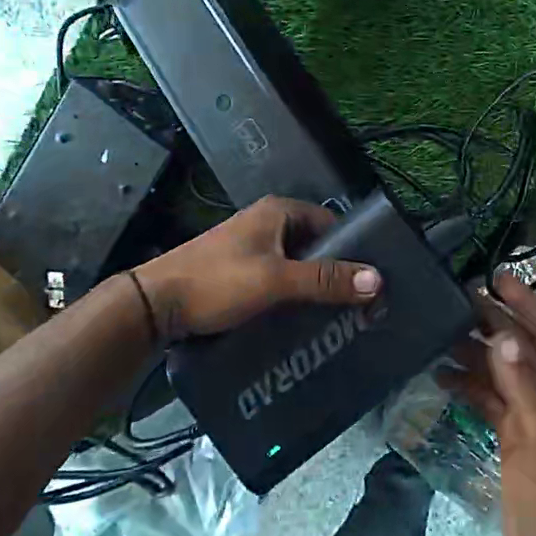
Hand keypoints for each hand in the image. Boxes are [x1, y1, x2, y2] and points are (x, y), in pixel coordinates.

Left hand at [129, 196, 380, 339]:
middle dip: (336, 274)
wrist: (158, 303)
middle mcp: (266, 224)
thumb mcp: (275, 280)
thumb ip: (324, 279)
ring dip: (314, 290)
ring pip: (296, 267)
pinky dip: (293, 297)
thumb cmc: (217, 282)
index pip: (330, 222)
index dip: (353, 248)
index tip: (374, 281)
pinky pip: (278, 282)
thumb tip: (377, 279)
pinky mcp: (240, 274)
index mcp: (276, 212)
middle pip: (314, 246)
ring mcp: (251, 249)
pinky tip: (307, 323)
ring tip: (342, 320)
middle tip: (363, 308)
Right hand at [440, 270, 535, 535]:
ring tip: (436, 334)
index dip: (526, 303)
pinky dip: (467, 384)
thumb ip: (525, 389)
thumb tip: (504, 335)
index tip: (496, 275)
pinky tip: (441, 377)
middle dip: (490, 322)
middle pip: (521, 348)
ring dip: (473, 352)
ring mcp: (534, 419)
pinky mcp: (515, 438)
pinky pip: (489, 398)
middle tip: (450, 299)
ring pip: (501, 371)